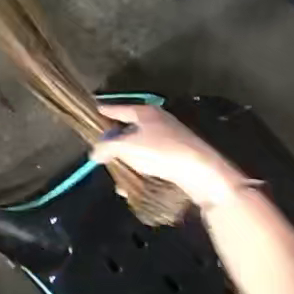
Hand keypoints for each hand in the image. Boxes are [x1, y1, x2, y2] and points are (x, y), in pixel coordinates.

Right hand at [90, 103, 247, 207]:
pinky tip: (132, 184)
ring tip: (116, 173)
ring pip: (138, 145)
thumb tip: (94, 154)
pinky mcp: (176, 154)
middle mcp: (157, 121)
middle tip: (100, 151)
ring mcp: (168, 137)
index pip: (116, 108)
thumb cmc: (161, 152)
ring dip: (126, 159)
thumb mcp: (125, 147)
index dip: (102, 112)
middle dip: (113, 142)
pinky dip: (140, 168)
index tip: (91, 113)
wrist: (202, 172)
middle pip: (127, 128)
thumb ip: (105, 147)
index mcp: (144, 112)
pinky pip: (150, 158)